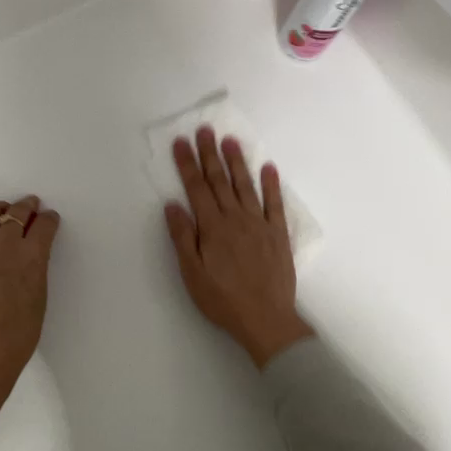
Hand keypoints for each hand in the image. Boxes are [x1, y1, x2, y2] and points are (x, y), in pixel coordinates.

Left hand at [0, 195, 60, 431]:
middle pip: (18, 211)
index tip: (50, 218)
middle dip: (28, 207)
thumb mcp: (39, 292)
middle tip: (32, 207)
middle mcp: (5, 244)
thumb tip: (33, 251)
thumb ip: (36, 264)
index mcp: (31, 255)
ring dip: (4, 209)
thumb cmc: (21, 330)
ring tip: (8, 213)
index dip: (49, 219)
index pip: (44, 223)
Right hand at [164, 127, 313, 367]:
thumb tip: (173, 205)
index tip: (181, 142)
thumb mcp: (192, 274)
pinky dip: (271, 184)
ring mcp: (259, 224)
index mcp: (212, 228)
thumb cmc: (223, 300)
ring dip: (237, 161)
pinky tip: (268, 168)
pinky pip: (274, 203)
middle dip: (210, 154)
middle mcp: (235, 218)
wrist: (266, 320)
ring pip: (245, 185)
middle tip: (204, 130)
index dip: (187, 164)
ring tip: (229, 140)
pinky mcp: (278, 234)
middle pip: (220, 181)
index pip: (196, 188)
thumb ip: (183, 237)